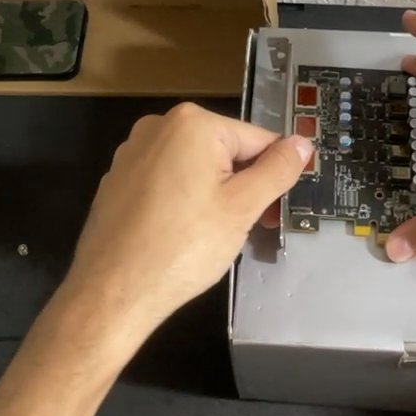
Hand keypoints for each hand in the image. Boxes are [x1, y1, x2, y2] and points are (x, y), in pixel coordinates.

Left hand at [59, 103, 312, 342]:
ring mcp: (133, 152)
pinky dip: (182, 202)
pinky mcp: (118, 179)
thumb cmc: (183, 247)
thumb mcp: (242, 208)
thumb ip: (277, 171)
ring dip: (214, 195)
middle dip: (242, 186)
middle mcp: (158, 126)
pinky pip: (167, 181)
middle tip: (247, 228)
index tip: (275, 211)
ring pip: (196, 168)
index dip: (273, 176)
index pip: (257, 140)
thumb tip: (302, 143)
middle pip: (225, 151)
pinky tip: (181, 235)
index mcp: (192, 123)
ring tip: (213, 237)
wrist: (112, 292)